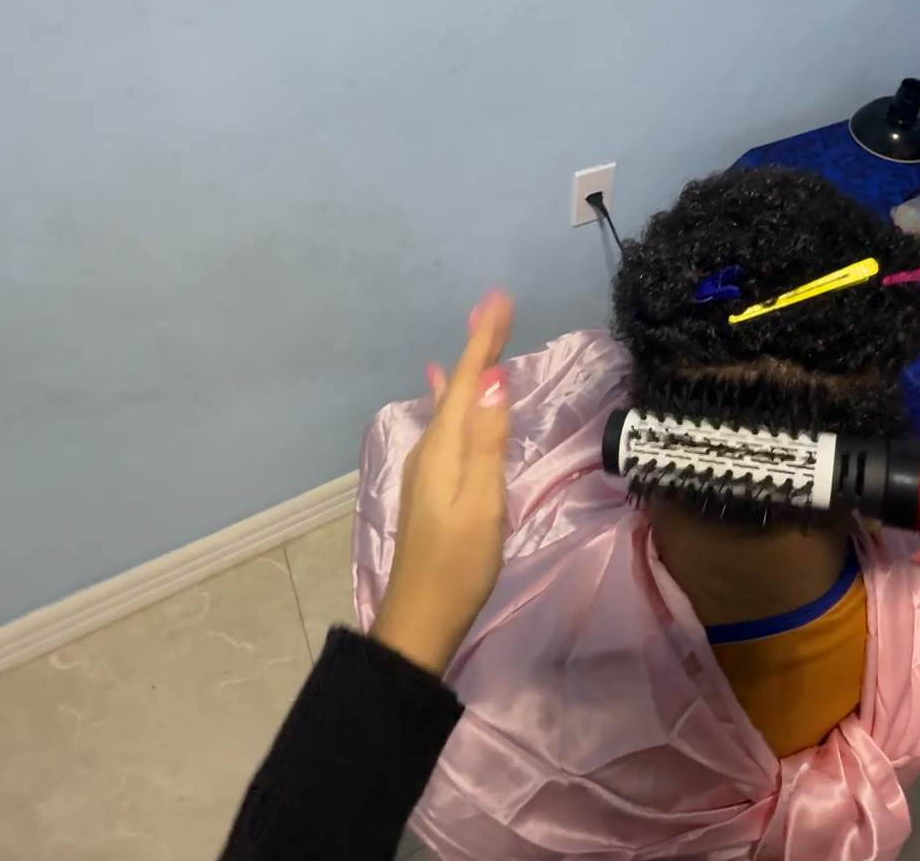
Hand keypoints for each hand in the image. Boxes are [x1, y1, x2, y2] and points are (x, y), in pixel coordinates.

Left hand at [370, 291, 514, 674]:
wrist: (421, 619)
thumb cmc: (460, 564)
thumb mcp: (483, 503)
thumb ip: (489, 441)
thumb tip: (495, 380)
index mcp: (444, 448)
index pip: (468, 381)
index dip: (484, 340)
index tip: (499, 300)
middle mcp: (431, 448)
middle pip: (458, 387)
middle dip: (478, 346)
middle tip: (495, 307)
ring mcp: (429, 467)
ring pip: (452, 404)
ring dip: (470, 368)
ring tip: (481, 338)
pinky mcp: (433, 484)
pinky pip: (447, 424)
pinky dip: (455, 399)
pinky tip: (443, 393)